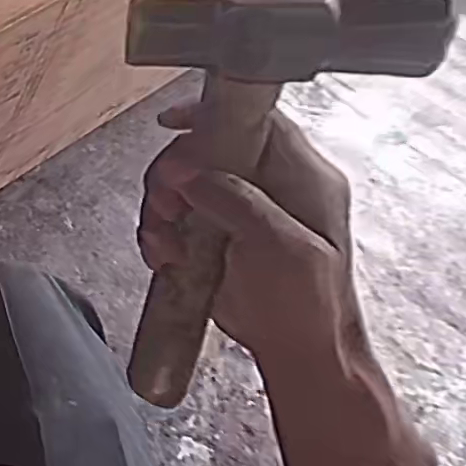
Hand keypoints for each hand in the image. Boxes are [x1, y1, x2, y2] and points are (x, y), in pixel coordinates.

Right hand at [138, 102, 369, 375]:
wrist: (298, 349)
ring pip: (179, 182)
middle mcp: (270, 184)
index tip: (170, 123)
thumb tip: (188, 171)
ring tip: (166, 241)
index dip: (210, 115)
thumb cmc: (306, 305)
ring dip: (160, 209)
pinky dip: (160, 231)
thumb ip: (238, 202)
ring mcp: (240, 206)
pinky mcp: (215, 227)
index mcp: (302, 178)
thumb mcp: (281, 249)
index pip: (255, 120)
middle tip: (166, 208)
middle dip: (171, 178)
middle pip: (202, 151)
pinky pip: (172, 211)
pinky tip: (167, 253)